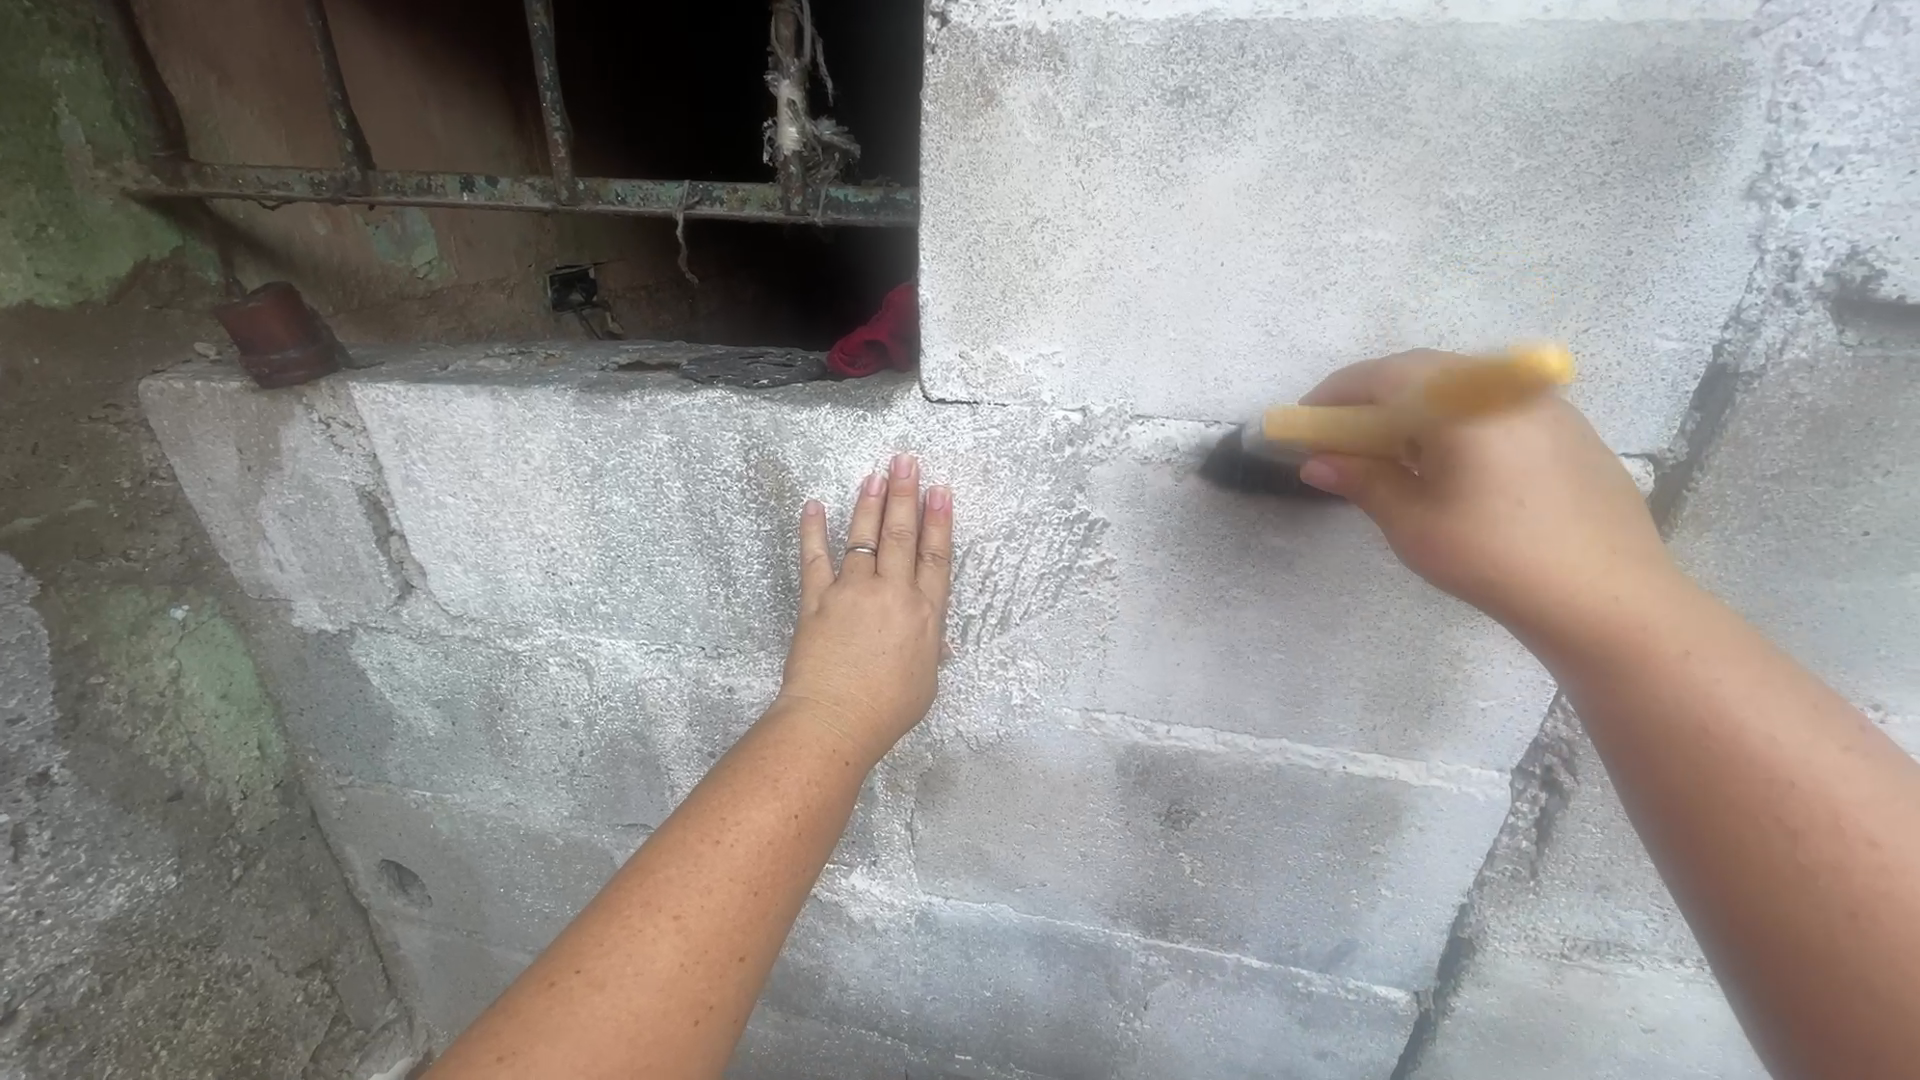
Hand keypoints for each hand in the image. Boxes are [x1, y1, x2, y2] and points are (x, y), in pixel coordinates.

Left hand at [774, 453, 952, 764]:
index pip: (936, 555)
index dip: (939, 520)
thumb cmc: (887, 710)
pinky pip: (815, 558)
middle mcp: (892, 593)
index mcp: (925, 613)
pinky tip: (814, 506)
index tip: (939, 491)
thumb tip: (938, 639)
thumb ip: (930, 651)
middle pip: (901, 534)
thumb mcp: (925, 682)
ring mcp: (853, 592)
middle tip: (906, 461)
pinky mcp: (817, 600)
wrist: (836, 720)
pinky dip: (813, 530)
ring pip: (863, 537)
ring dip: (869, 503)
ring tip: (875, 473)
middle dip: (905, 493)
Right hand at [1296, 349, 1677, 633]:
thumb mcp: (1411, 523)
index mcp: (1463, 404)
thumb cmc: (1493, 558)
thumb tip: (1317, 462)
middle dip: (1372, 398)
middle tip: (1340, 434)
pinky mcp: (1570, 431)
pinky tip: (1449, 464)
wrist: (1608, 599)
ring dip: (1415, 408)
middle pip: (1423, 373)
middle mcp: (1506, 389)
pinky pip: (1495, 407)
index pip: (1383, 376)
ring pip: (1462, 388)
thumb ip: (1362, 480)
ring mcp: (1545, 407)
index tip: (1304, 421)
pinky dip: (1455, 422)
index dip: (1335, 394)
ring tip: (1390, 452)